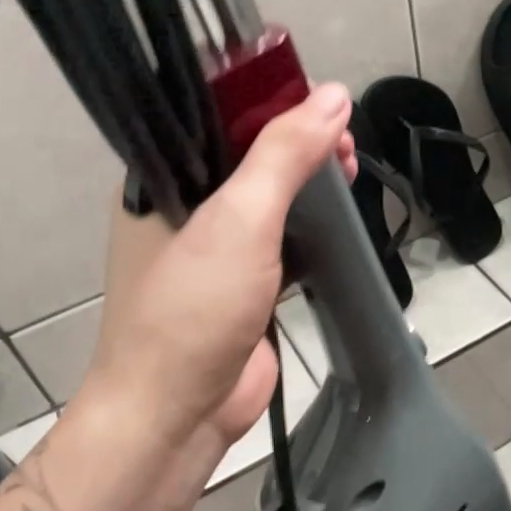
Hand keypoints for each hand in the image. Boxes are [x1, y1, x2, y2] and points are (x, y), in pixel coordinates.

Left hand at [82, 83, 356, 444]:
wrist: (178, 414)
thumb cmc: (194, 309)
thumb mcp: (239, 220)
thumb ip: (283, 156)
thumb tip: (332, 96)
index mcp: (159, 183)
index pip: (217, 120)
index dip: (271, 104)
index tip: (322, 105)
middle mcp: (182, 211)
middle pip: (249, 159)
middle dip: (301, 146)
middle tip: (346, 146)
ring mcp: (214, 253)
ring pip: (269, 201)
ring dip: (310, 185)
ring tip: (351, 171)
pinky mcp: (244, 288)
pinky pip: (282, 242)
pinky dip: (312, 227)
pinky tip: (341, 218)